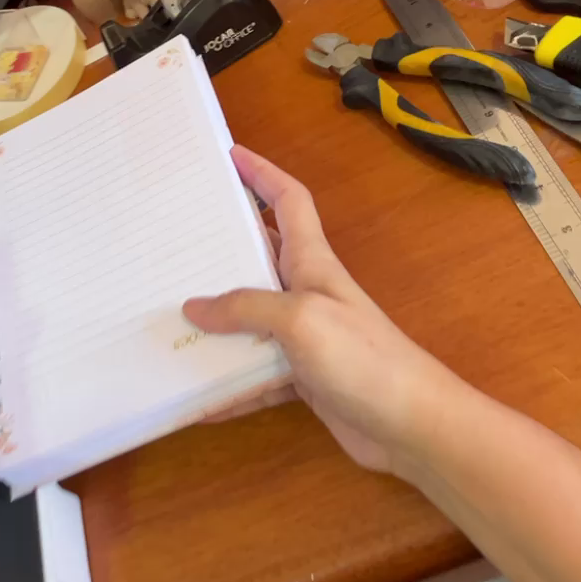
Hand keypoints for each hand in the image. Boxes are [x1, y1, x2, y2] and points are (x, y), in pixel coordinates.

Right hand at [184, 147, 460, 473]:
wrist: (413, 426)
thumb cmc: (362, 358)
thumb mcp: (300, 319)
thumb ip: (246, 308)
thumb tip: (194, 308)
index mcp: (311, 263)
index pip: (289, 201)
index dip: (263, 173)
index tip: (230, 155)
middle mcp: (304, 292)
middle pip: (258, 256)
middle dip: (220, 246)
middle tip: (173, 243)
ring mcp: (303, 337)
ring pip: (249, 318)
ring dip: (215, 321)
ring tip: (168, 318)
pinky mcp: (301, 378)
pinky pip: (255, 373)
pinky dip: (230, 383)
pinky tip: (197, 397)